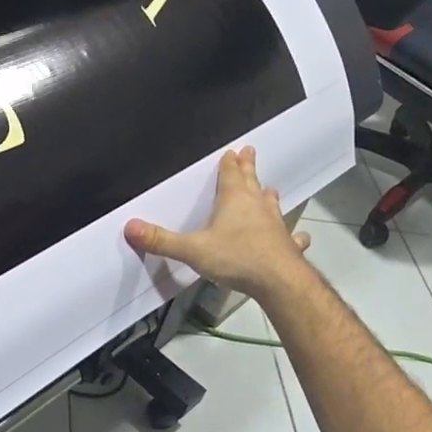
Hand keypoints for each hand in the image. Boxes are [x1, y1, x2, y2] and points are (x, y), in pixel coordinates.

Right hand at [125, 147, 312, 303]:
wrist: (279, 281)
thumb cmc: (236, 258)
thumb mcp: (192, 250)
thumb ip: (162, 240)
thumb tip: (129, 227)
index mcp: (234, 201)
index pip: (230, 175)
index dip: (229, 163)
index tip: (232, 151)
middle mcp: (257, 207)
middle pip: (252, 182)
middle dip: (248, 168)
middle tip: (250, 152)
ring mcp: (276, 225)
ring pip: (272, 205)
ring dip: (269, 197)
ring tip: (270, 190)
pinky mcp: (288, 245)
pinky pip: (292, 237)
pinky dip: (294, 236)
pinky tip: (301, 237)